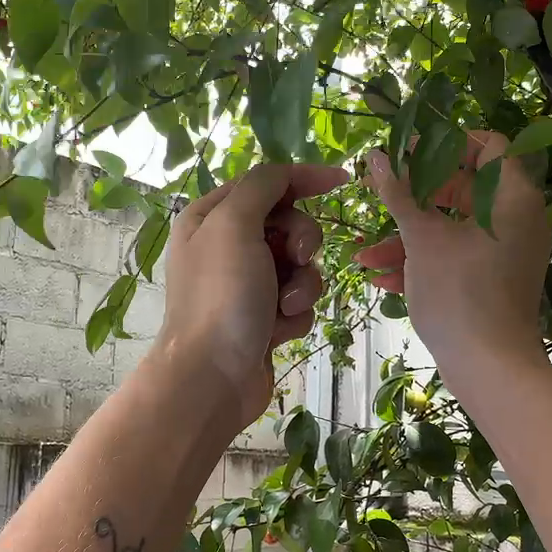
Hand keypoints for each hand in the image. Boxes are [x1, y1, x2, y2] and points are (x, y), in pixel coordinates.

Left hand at [157, 162, 347, 430]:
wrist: (213, 377)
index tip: (341, 181)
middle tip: (296, 259)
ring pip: (300, 266)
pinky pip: (298, 302)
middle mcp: (225, 247)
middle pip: (288, 224)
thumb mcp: (234, 225)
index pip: (265, 183)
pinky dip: (295, 314)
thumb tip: (285, 174)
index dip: (302, 179)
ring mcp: (246, 286)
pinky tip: (279, 330)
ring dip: (302, 284)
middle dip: (301, 241)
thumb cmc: (222, 296)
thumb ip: (261, 188)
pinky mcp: (263, 319)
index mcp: (210, 217)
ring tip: (285, 307)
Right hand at [353, 132, 549, 394]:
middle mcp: (516, 220)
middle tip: (380, 196)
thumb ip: (399, 194)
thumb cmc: (459, 293)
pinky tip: (381, 278)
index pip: (488, 147)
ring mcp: (506, 253)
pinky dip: (424, 262)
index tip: (407, 152)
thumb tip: (376, 156)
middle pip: (464, 188)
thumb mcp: (422, 240)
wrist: (490, 368)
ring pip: (453, 229)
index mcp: (512, 197)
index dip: (447, 143)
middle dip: (415, 196)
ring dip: (408, 238)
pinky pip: (458, 258)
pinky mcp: (494, 282)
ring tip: (363, 255)